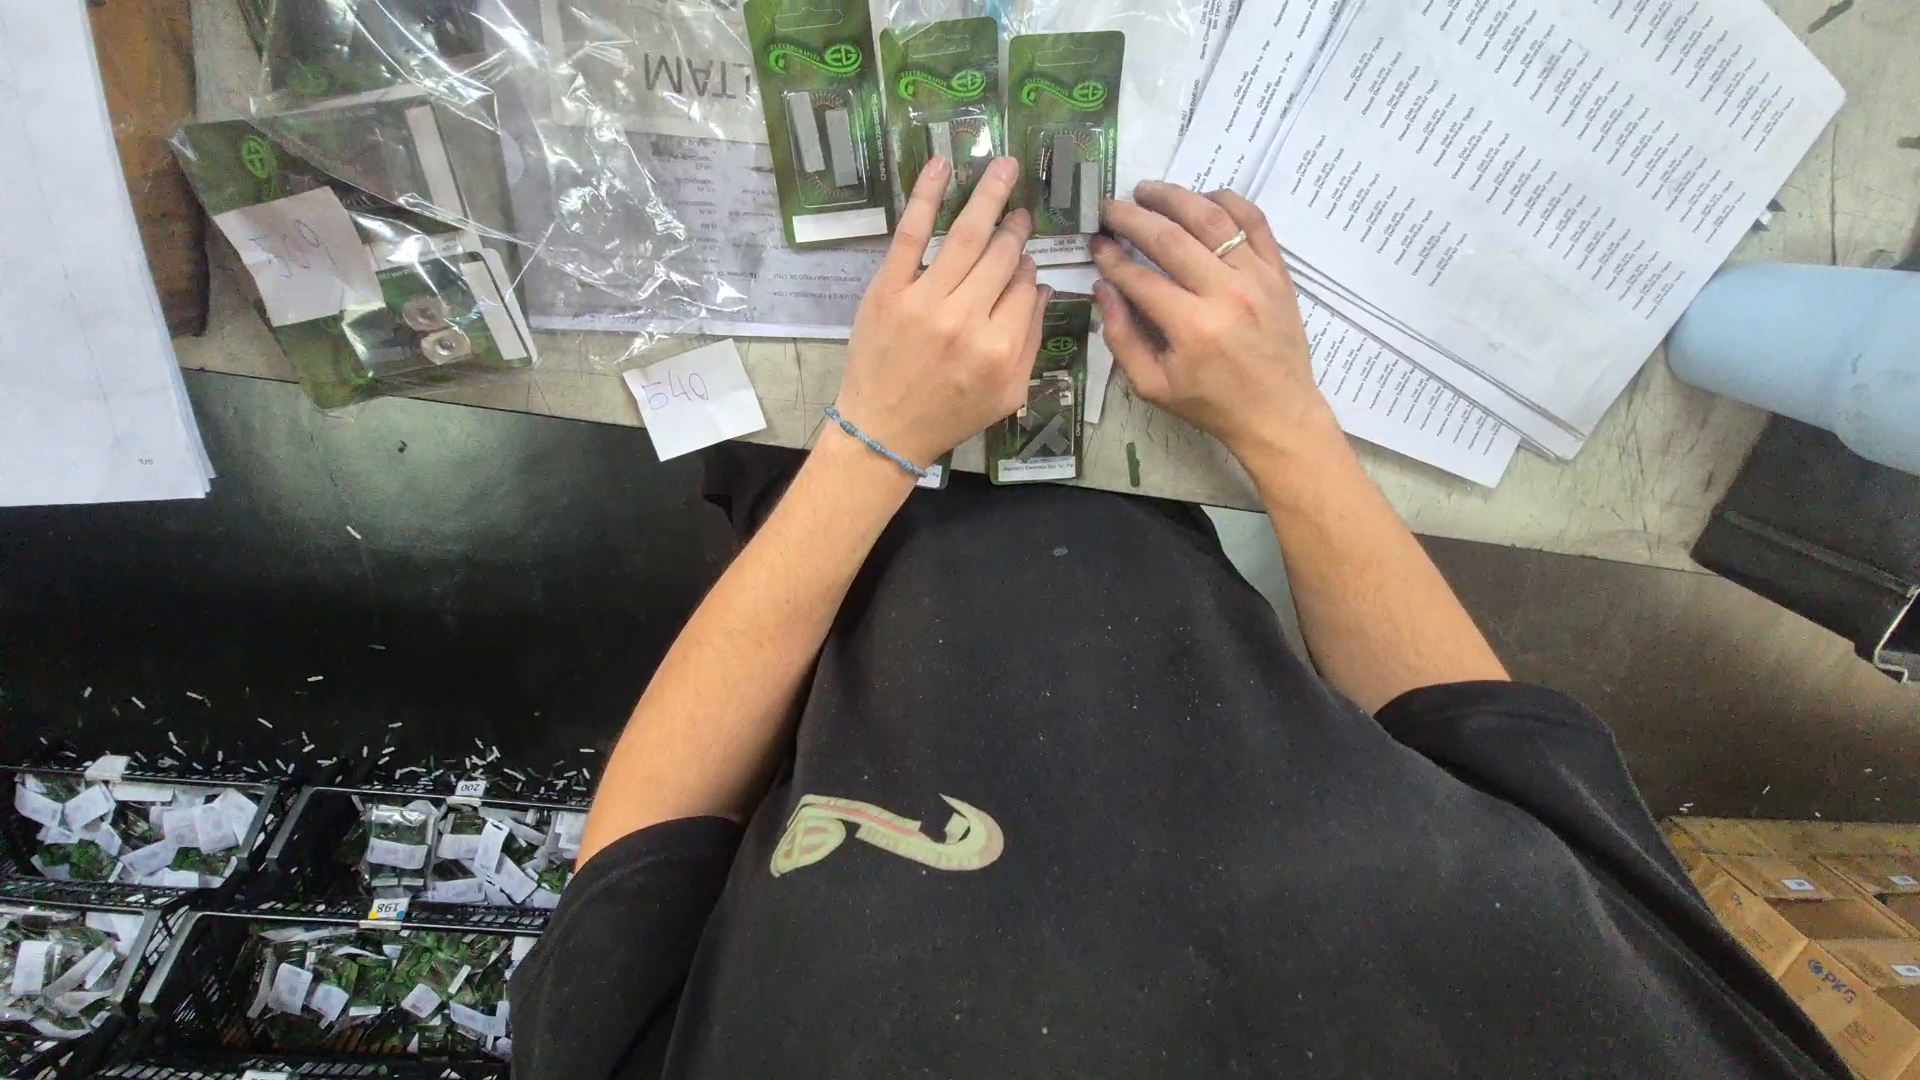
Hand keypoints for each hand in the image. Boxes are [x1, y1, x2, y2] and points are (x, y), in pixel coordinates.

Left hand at [833, 156, 1051, 467]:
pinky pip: (911, 234)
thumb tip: (1041, 288)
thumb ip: (1032, 343)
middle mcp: (967, 318)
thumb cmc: (949, 416)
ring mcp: (925, 301)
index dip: (1027, 268)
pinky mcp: (889, 290)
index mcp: (1000, 347)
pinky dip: (927, 196)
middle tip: (1020, 211)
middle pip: (1001, 257)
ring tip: (1003, 166)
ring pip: (967, 236)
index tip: (1024, 260)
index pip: (1024, 286)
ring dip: (989, 194)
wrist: (884, 431)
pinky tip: (942, 166)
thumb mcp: (1007, 395)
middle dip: (1015, 229)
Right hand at [1091, 181, 1336, 460]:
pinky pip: (1254, 221)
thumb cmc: (1209, 404)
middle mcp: (1225, 294)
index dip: (1112, 258)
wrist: (1276, 412)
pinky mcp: (1278, 271)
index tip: (1095, 245)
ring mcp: (1256, 277)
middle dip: (1133, 218)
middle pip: (1171, 239)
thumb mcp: (1153, 386)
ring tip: (1148, 191)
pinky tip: (1202, 199)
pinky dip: (1228, 202)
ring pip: (1211, 219)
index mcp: (1191, 328)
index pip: (1140, 279)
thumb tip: (1103, 290)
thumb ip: (1122, 339)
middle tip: (1110, 207)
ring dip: (1175, 198)